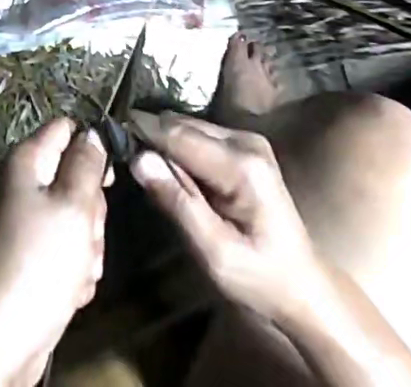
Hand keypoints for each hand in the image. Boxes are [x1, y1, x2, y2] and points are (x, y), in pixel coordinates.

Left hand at [0, 119, 108, 382]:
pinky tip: (71, 287)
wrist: (1, 337)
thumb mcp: (73, 205)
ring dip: (88, 244)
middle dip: (92, 208)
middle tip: (84, 232)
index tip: (108, 177)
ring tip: (77, 267)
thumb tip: (93, 132)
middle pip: (78, 176)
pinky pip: (70, 248)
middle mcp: (25, 185)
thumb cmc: (38, 262)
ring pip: (79, 216)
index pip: (67, 129)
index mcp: (27, 161)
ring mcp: (29, 221)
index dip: (93, 146)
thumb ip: (87, 164)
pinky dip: (76, 267)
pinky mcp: (35, 255)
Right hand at [128, 112, 327, 326]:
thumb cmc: (260, 278)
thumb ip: (177, 203)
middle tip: (117, 154)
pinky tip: (167, 171)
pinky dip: (177, 147)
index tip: (107, 134)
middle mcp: (246, 141)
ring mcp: (247, 140)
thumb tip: (138, 159)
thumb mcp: (214, 253)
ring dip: (162, 141)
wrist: (303, 285)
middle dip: (149, 136)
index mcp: (242, 166)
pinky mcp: (244, 147)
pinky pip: (198, 136)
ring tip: (136, 162)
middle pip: (181, 125)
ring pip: (187, 126)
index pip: (178, 135)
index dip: (141, 132)